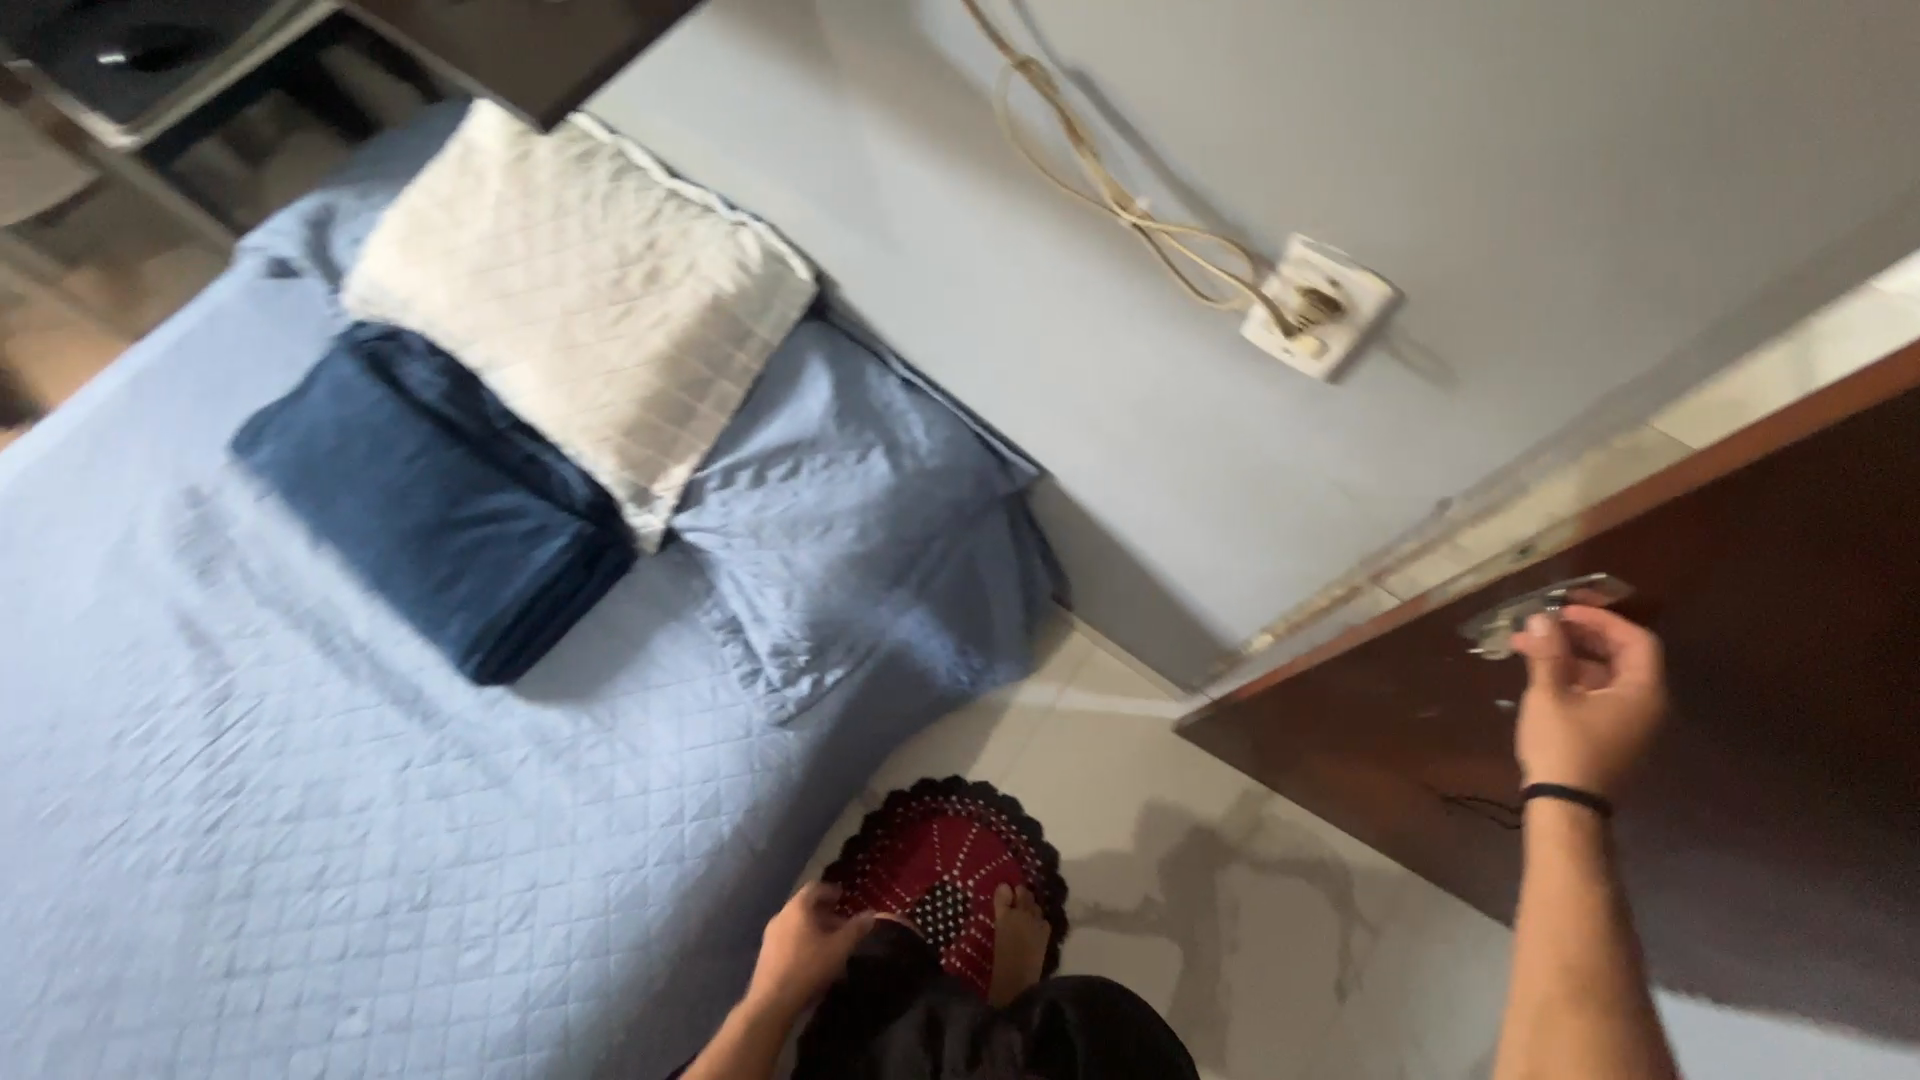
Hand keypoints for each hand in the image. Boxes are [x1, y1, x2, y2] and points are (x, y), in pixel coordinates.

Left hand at [744, 882, 876, 1018]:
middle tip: (842, 925)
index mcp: (798, 908)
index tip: (843, 898)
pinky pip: (788, 939)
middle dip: (826, 914)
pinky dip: (803, 942)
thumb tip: (871, 914)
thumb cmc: (808, 967)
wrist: (771, 1003)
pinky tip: (814, 961)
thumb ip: (856, 929)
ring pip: (797, 925)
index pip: (814, 888)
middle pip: (805, 907)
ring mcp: (770, 936)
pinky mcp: (766, 955)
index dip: (830, 891)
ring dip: (815, 930)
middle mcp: (781, 916)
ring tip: (831, 945)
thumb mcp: (839, 948)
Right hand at [1510, 606, 1667, 797]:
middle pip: (1622, 655)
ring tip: (1528, 646)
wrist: (1566, 802)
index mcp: (1642, 691)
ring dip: (1570, 655)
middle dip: (1581, 635)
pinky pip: (1598, 692)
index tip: (1564, 611)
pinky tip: (1540, 672)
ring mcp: (1630, 719)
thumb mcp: (1550, 695)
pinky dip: (1572, 676)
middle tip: (1543, 625)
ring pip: (1606, 673)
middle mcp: (1645, 702)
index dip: (1601, 620)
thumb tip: (1540, 618)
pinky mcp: (1612, 731)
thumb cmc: (1562, 744)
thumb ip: (1548, 654)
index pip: (1635, 640)